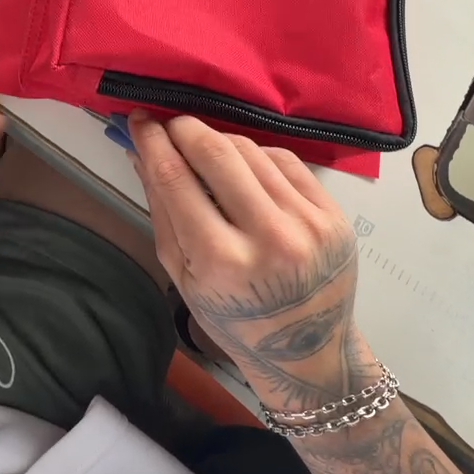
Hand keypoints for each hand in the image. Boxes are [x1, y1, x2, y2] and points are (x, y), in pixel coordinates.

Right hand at [128, 113, 369, 411]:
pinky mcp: (334, 215)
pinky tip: (243, 167)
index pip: (175, 178)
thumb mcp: (182, 274)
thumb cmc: (232, 319)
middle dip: (184, 128)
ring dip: (218, 140)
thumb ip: (160, 210)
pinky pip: (285, 160)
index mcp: (221, 261)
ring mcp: (308, 223)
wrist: (308, 354)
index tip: (139, 119)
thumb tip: (140, 151)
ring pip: (251, 150)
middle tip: (168, 123)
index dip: (152, 141)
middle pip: (216, 153)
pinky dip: (255, 154)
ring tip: (203, 150)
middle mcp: (268, 237)